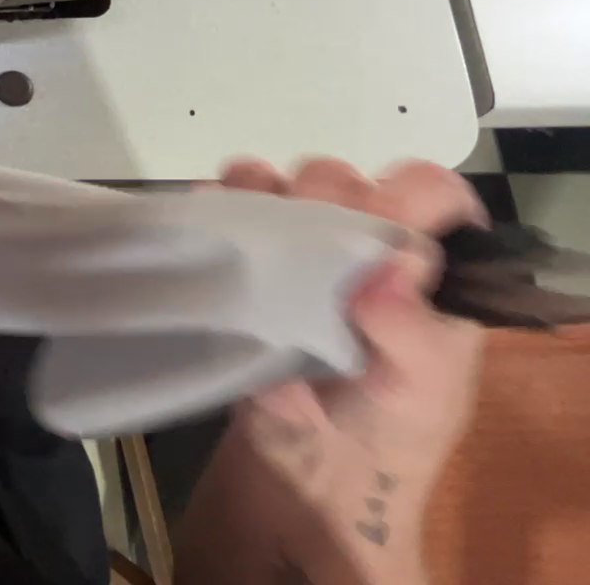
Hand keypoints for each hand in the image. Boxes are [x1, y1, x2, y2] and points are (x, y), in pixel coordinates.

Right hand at [216, 158, 486, 553]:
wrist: (297, 466)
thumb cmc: (374, 434)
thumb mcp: (417, 397)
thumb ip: (413, 336)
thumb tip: (394, 262)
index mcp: (423, 274)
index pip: (430, 196)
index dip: (404, 197)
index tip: (366, 227)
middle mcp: (357, 248)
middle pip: (341, 177)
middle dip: (319, 197)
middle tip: (302, 245)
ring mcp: (291, 249)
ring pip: (276, 178)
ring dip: (261, 193)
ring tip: (253, 235)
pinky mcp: (234, 255)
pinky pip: (219, 201)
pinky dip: (213, 201)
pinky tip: (213, 227)